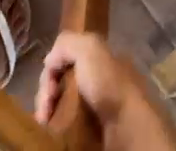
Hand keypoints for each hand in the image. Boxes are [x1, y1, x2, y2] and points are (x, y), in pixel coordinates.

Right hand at [35, 33, 175, 150]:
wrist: (131, 129)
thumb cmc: (110, 85)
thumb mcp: (89, 47)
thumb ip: (66, 43)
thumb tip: (49, 62)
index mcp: (100, 60)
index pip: (67, 58)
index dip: (53, 68)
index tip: (49, 82)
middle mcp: (99, 82)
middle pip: (61, 82)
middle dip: (47, 92)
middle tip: (44, 108)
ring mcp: (96, 108)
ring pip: (62, 104)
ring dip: (49, 109)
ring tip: (45, 121)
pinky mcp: (95, 132)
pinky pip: (68, 123)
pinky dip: (57, 124)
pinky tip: (52, 127)